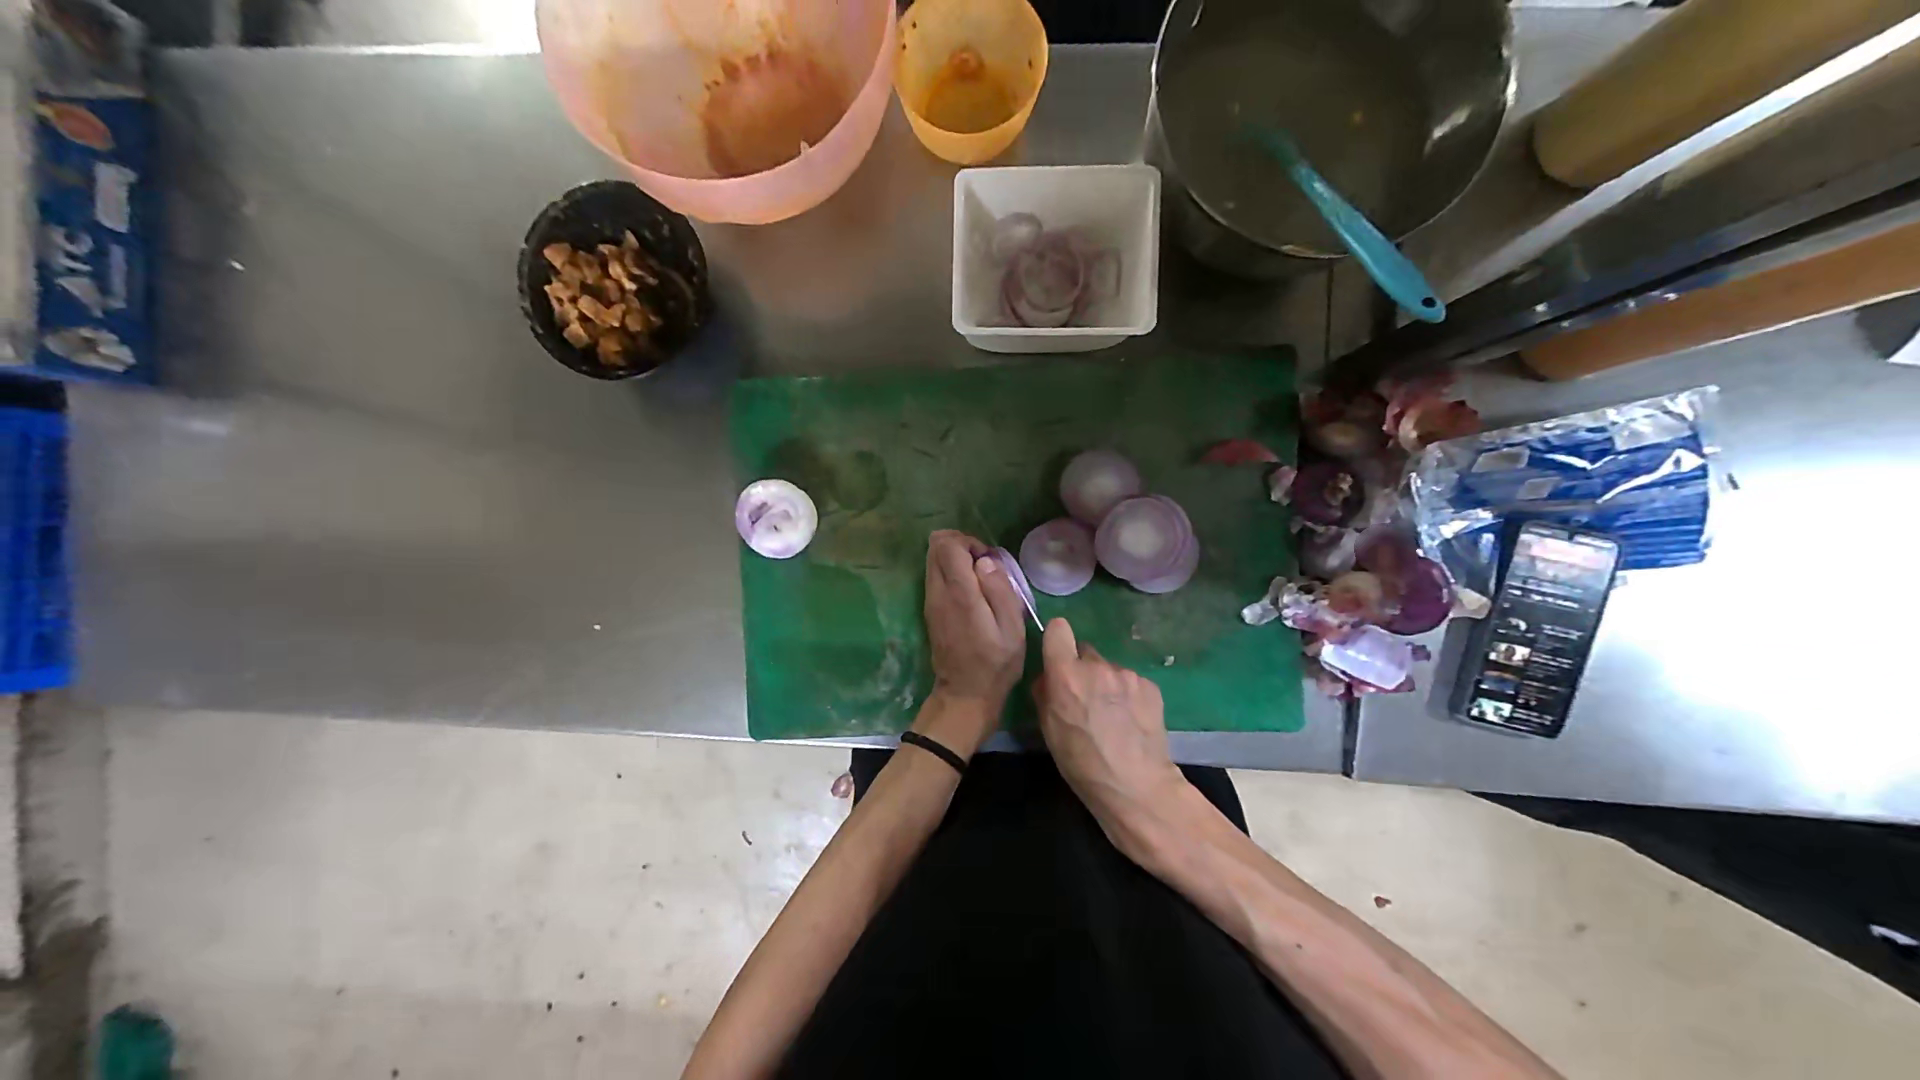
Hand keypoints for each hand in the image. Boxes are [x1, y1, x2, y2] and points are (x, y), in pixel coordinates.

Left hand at [919, 531, 1025, 751]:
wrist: (965, 694)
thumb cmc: (996, 663)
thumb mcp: (1012, 628)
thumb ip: (999, 589)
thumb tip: (985, 561)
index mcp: (959, 594)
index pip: (948, 545)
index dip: (969, 541)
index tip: (989, 560)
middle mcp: (938, 593)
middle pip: (935, 547)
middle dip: (960, 545)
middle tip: (984, 565)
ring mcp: (930, 602)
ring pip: (932, 560)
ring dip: (956, 559)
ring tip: (981, 579)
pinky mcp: (930, 610)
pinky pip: (935, 576)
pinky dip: (952, 573)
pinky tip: (973, 593)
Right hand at [1034, 618, 1185, 840]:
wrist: (1136, 787)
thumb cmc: (1081, 763)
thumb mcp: (1048, 730)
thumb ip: (1045, 693)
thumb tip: (1049, 677)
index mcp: (1066, 675)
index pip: (1059, 629)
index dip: (1057, 640)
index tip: (1058, 656)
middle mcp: (1097, 666)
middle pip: (1085, 652)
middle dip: (1082, 670)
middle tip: (1086, 700)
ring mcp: (1127, 675)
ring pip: (1109, 669)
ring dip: (1106, 684)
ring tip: (1112, 716)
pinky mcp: (1150, 686)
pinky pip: (1130, 682)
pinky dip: (1128, 695)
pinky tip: (1131, 721)